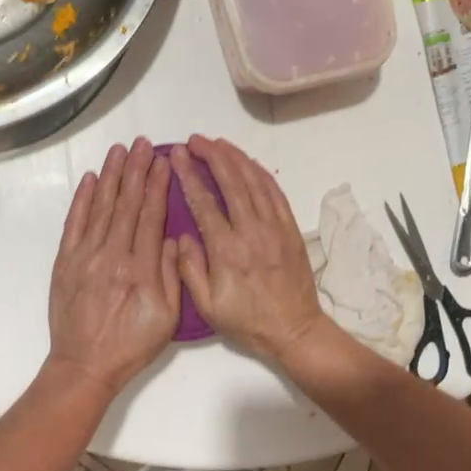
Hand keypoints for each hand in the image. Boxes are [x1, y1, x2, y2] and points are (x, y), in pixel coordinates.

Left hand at [46, 139, 180, 394]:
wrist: (84, 365)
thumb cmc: (132, 345)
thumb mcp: (166, 318)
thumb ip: (171, 276)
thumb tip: (174, 239)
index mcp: (140, 269)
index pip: (151, 217)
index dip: (158, 187)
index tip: (164, 162)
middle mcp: (112, 256)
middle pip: (126, 204)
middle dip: (136, 171)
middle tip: (144, 144)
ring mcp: (85, 257)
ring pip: (101, 207)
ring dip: (112, 176)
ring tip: (120, 151)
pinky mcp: (66, 263)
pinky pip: (75, 224)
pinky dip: (83, 200)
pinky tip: (92, 180)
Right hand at [170, 136, 327, 364]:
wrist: (294, 330)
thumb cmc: (247, 322)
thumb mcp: (208, 306)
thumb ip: (190, 269)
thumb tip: (182, 236)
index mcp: (227, 250)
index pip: (203, 202)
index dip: (188, 175)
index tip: (176, 156)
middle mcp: (252, 232)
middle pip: (231, 181)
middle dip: (211, 155)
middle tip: (194, 141)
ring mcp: (275, 228)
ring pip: (254, 181)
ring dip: (235, 158)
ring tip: (217, 144)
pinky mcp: (291, 230)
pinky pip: (275, 193)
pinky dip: (261, 173)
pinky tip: (248, 163)